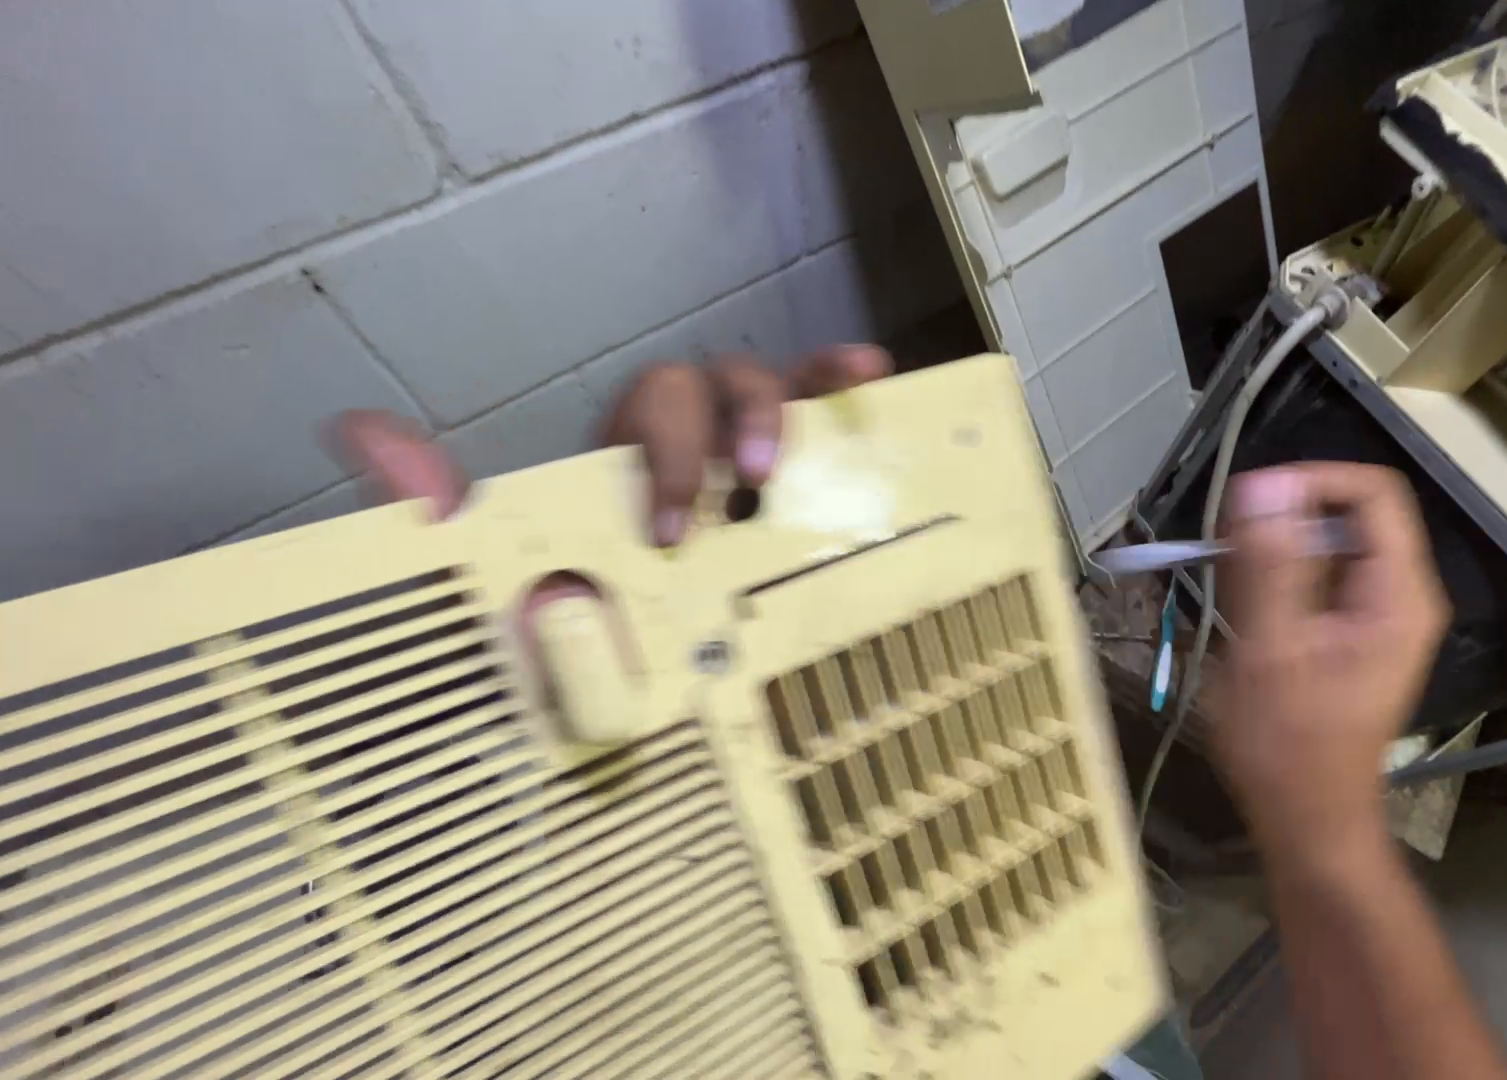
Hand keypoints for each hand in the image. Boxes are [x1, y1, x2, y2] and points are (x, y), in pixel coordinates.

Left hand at [329, 345, 891, 541]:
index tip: (672, 532)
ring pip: (770, 385)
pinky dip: (842, 384)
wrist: (646, 594)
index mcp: (629, 446)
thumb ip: (455, 508)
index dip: (666, 459)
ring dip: (790, 407)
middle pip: (713, 382)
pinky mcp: (793, 452)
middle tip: (751, 483)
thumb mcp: (528, 558)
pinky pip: (821, 404)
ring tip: (810, 455)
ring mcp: (745, 434)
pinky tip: (873, 375)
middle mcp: (688, 426)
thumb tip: (366, 437)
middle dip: (734, 424)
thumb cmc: (596, 573)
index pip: (647, 417)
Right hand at [1212, 463, 1448, 862]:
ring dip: (1271, 550)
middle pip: (1346, 515)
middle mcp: (1396, 594)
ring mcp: (1373, 615)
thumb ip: (1269, 566)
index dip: (1310, 482)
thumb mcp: (1271, 650)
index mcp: (1396, 593)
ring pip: (1324, 546)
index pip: (1371, 493)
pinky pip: (1313, 578)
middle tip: (1226, 551)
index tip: (1247, 505)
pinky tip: (1241, 606)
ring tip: (1228, 582)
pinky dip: (1273, 577)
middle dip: (1281, 520)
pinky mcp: (1346, 633)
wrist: (1306, 817)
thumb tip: (1262, 484)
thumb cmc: (1287, 744)